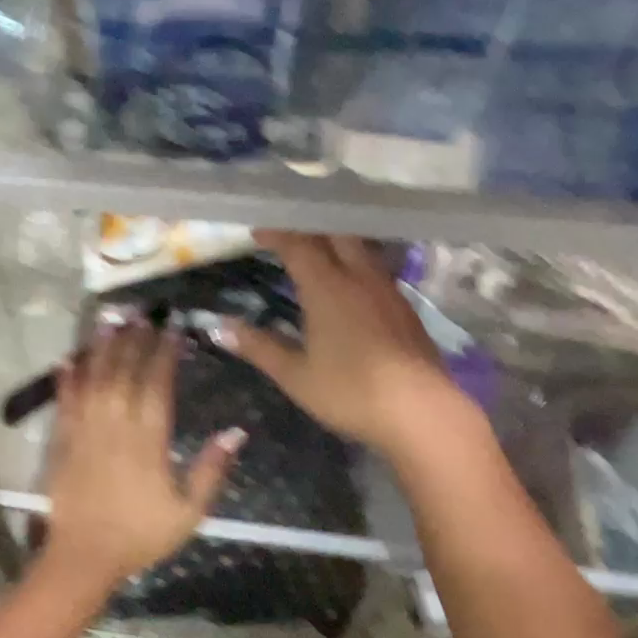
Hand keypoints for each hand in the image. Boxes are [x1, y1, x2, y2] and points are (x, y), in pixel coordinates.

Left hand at [42, 317, 244, 585]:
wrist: (84, 557)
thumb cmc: (140, 537)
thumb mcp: (189, 513)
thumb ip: (211, 471)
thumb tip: (236, 432)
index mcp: (149, 440)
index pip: (158, 384)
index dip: (165, 352)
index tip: (173, 327)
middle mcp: (115, 427)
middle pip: (124, 372)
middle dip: (135, 340)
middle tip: (142, 313)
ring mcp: (85, 432)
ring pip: (94, 379)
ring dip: (102, 348)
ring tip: (111, 320)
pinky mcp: (61, 444)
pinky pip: (64, 404)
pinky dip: (67, 379)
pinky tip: (69, 359)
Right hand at [213, 231, 463, 449]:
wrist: (417, 409)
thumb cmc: (348, 392)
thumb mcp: (295, 375)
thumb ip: (259, 347)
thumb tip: (220, 327)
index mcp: (327, 288)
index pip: (298, 245)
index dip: (277, 233)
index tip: (258, 229)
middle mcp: (360, 277)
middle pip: (336, 234)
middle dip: (311, 227)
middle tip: (290, 233)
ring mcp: (387, 290)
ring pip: (361, 249)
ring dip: (338, 242)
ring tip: (320, 251)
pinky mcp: (405, 307)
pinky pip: (376, 270)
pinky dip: (357, 264)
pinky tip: (351, 285)